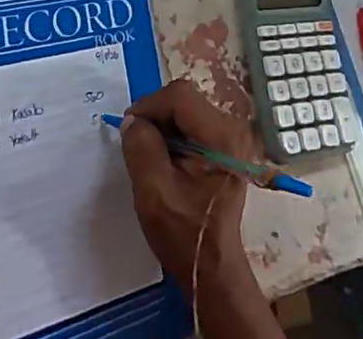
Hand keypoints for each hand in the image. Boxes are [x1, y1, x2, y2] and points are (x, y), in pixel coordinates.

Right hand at [118, 80, 255, 293]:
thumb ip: (141, 147)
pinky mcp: (225, 145)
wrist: (212, 266)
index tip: (129, 128)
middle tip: (137, 141)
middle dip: (155, 115)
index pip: (180, 96)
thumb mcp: (153, 192)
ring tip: (150, 153)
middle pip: (184, 99)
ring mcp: (231, 136)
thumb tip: (133, 120)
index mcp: (221, 136)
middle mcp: (232, 128)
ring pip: (186, 109)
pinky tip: (165, 158)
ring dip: (162, 125)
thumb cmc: (184, 233)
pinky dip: (172, 134)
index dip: (149, 105)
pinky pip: (192, 123)